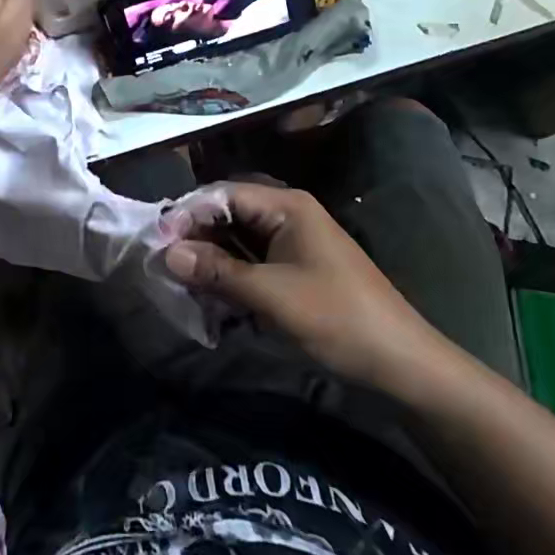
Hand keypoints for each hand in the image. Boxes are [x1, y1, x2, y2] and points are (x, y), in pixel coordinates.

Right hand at [165, 182, 444, 386]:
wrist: (398, 360)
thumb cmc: (336, 317)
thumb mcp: (272, 295)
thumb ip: (218, 271)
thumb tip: (167, 253)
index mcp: (287, 206)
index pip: (225, 194)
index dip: (189, 213)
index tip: (157, 241)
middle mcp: (288, 214)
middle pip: (230, 213)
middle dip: (197, 236)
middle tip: (164, 263)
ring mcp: (293, 242)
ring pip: (239, 239)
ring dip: (211, 258)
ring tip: (180, 281)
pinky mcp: (295, 268)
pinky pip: (252, 261)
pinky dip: (230, 275)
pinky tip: (210, 295)